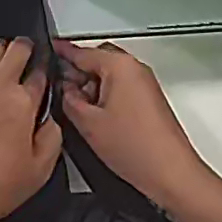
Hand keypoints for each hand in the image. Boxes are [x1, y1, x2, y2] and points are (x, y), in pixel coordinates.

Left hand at [0, 38, 62, 221]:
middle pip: (17, 48)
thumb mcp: (41, 169)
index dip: (46, 71)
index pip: (41, 73)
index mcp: (24, 104)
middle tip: (28, 54)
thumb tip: (52, 120)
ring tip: (4, 55)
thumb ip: (53, 136)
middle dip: (26, 48)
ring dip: (0, 47)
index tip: (45, 76)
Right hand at [56, 41, 221, 213]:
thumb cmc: (139, 148)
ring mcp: (144, 84)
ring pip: (109, 76)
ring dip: (92, 88)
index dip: (63, 52)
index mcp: (120, 66)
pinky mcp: (148, 99)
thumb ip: (68, 99)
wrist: (170, 171)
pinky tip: (97, 120)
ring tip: (80, 112)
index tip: (52, 50)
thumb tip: (64, 90)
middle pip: (98, 60)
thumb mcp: (88, 123)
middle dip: (78, 74)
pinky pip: (121, 88)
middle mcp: (135, 69)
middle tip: (61, 89)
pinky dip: (106, 98)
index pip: (84, 52)